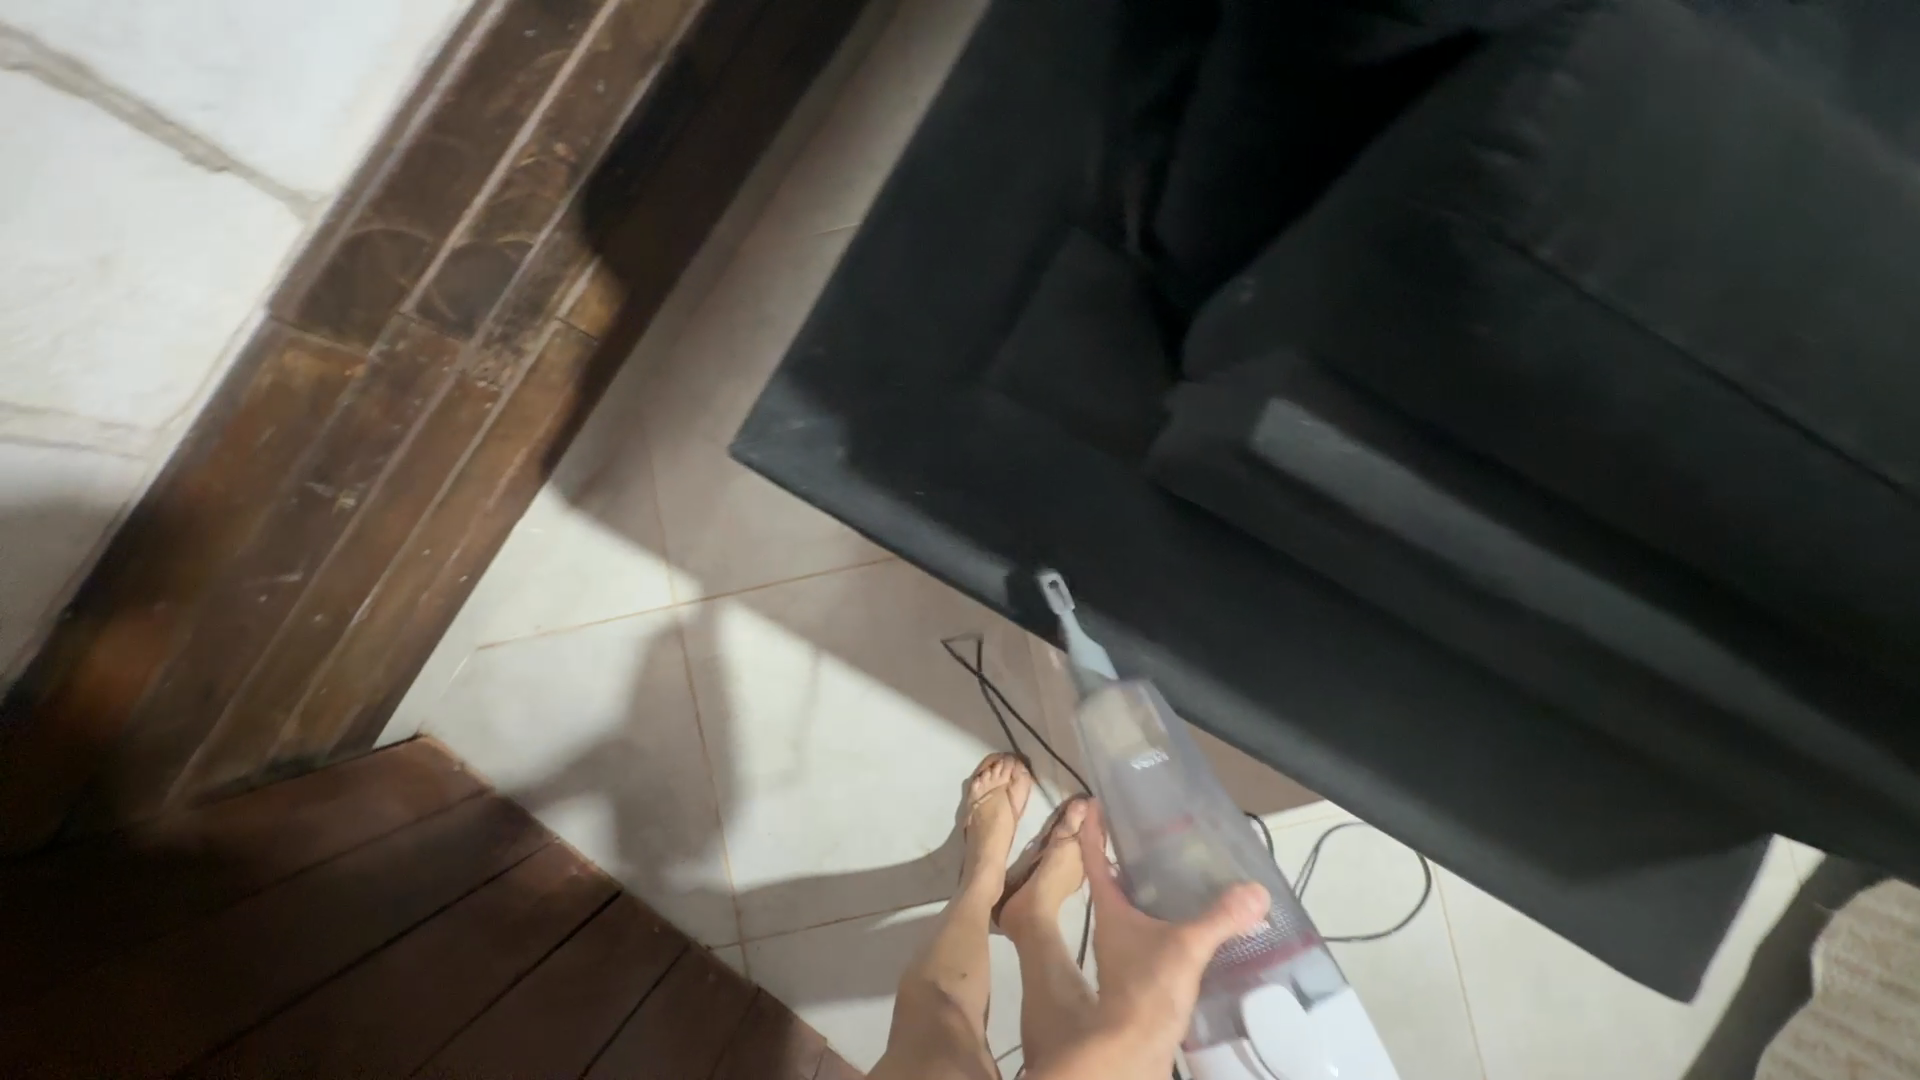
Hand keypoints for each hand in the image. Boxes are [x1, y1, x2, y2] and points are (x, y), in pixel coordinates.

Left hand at [1035, 799, 1269, 1079]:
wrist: (1132, 1050)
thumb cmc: (1146, 990)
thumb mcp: (1185, 948)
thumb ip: (1219, 918)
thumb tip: (1255, 891)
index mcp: (1110, 908)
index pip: (1094, 856)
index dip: (1093, 829)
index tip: (1092, 801)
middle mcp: (1111, 924)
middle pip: (1113, 879)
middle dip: (1126, 855)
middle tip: (1151, 833)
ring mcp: (1124, 951)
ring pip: (1133, 908)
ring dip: (1148, 890)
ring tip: (1180, 873)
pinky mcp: (1141, 974)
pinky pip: (1151, 934)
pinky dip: (1167, 921)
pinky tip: (1195, 925)